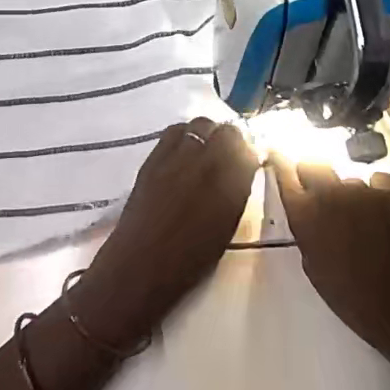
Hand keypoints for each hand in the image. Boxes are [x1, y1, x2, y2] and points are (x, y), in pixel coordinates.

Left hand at [74, 119, 257, 347]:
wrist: (141, 264)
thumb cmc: (189, 258)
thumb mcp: (226, 225)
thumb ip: (236, 190)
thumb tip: (243, 167)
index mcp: (229, 185)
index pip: (246, 147)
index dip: (249, 151)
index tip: (248, 160)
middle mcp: (203, 163)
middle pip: (223, 130)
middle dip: (229, 139)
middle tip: (227, 155)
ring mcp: (174, 157)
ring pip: (198, 126)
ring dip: (206, 135)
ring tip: (204, 153)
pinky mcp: (152, 158)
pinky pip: (173, 133)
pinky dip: (183, 137)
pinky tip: (183, 155)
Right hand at [274, 159, 389, 389]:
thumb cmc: (359, 302)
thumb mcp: (317, 271)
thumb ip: (308, 234)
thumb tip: (310, 217)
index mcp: (304, 214)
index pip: (283, 171)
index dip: (280, 162)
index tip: (277, 155)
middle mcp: (330, 192)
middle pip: (313, 163)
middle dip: (313, 174)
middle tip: (322, 196)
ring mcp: (365, 188)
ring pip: (348, 179)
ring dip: (350, 194)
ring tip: (364, 222)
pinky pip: (379, 182)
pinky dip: (379, 195)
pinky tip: (388, 219)